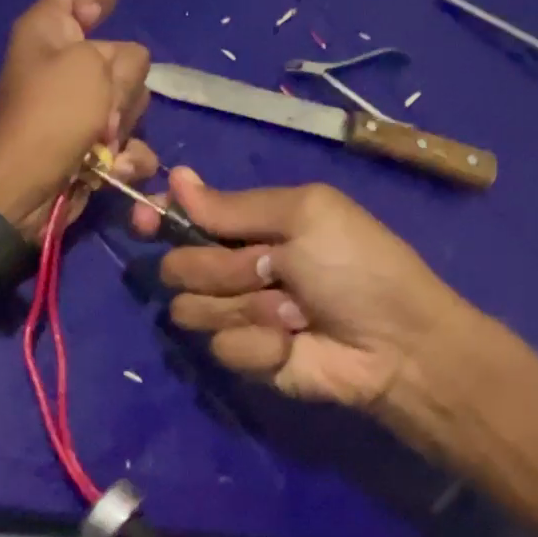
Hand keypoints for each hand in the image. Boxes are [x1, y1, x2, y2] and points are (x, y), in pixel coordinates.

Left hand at [0, 0, 158, 241]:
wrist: (25, 190)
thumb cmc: (51, 117)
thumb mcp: (94, 66)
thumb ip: (126, 56)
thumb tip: (127, 76)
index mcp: (47, 32)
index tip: (117, 3)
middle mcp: (59, 68)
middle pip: (116, 55)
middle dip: (124, 80)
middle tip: (108, 101)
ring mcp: (74, 112)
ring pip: (127, 103)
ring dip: (125, 125)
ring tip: (106, 142)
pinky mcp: (87, 150)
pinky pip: (126, 146)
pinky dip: (126, 159)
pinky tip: (116, 168)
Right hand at [131, 168, 471, 409]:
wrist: (392, 342)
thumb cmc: (357, 266)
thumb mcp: (305, 215)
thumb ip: (234, 205)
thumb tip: (176, 176)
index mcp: (247, 228)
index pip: (182, 219)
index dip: (159, 218)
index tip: (145, 221)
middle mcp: (232, 270)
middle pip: (177, 267)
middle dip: (222, 269)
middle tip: (270, 271)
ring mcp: (234, 317)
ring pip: (191, 311)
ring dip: (245, 309)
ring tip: (293, 313)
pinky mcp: (241, 359)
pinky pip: (220, 348)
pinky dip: (259, 344)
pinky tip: (292, 343)